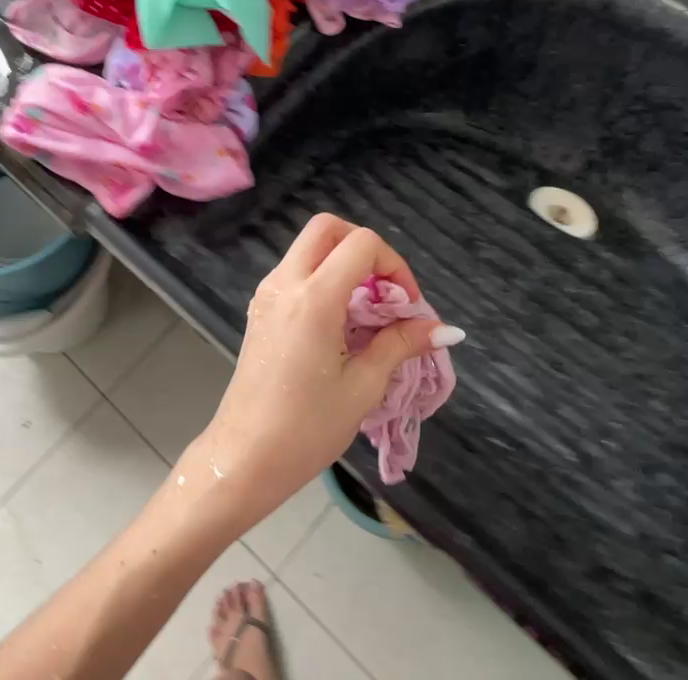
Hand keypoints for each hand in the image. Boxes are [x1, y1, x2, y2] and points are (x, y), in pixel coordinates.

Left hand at [183, 214, 463, 524]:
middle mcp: (285, 284)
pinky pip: (295, 273)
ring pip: (308, 248)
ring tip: (367, 315)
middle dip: (364, 248)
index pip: (361, 244)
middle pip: (327, 228)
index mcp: (313, 299)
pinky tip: (341, 326)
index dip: (394, 265)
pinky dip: (323, 280)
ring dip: (343, 264)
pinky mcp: (260, 311)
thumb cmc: (307, 428)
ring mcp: (266, 295)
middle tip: (385, 292)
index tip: (407, 307)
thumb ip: (400, 345)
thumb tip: (443, 329)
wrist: (244, 458)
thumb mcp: (363, 386)